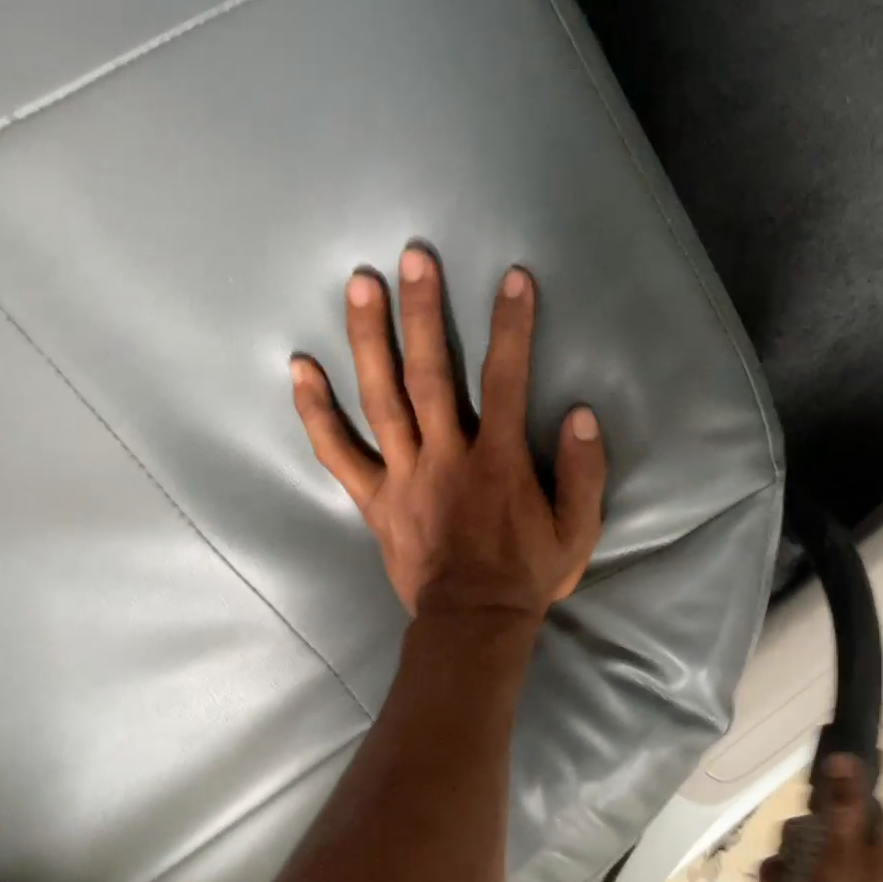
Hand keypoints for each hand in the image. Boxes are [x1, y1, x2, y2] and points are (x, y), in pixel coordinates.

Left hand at [291, 246, 605, 616]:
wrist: (473, 623)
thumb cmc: (530, 573)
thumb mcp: (579, 530)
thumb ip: (583, 472)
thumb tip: (578, 413)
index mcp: (498, 460)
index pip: (507, 380)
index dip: (511, 327)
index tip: (512, 280)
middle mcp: (446, 456)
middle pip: (430, 373)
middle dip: (424, 312)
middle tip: (413, 258)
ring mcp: (402, 475)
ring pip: (380, 398)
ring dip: (368, 339)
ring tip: (358, 284)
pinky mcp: (373, 497)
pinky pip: (337, 451)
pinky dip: (316, 410)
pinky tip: (299, 367)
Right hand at [754, 755, 882, 881]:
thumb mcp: (840, 862)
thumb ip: (843, 812)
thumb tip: (846, 758)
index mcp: (877, 852)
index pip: (856, 804)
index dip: (831, 797)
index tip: (806, 803)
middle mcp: (859, 870)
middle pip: (818, 834)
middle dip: (791, 847)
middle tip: (783, 863)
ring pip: (798, 866)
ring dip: (775, 879)